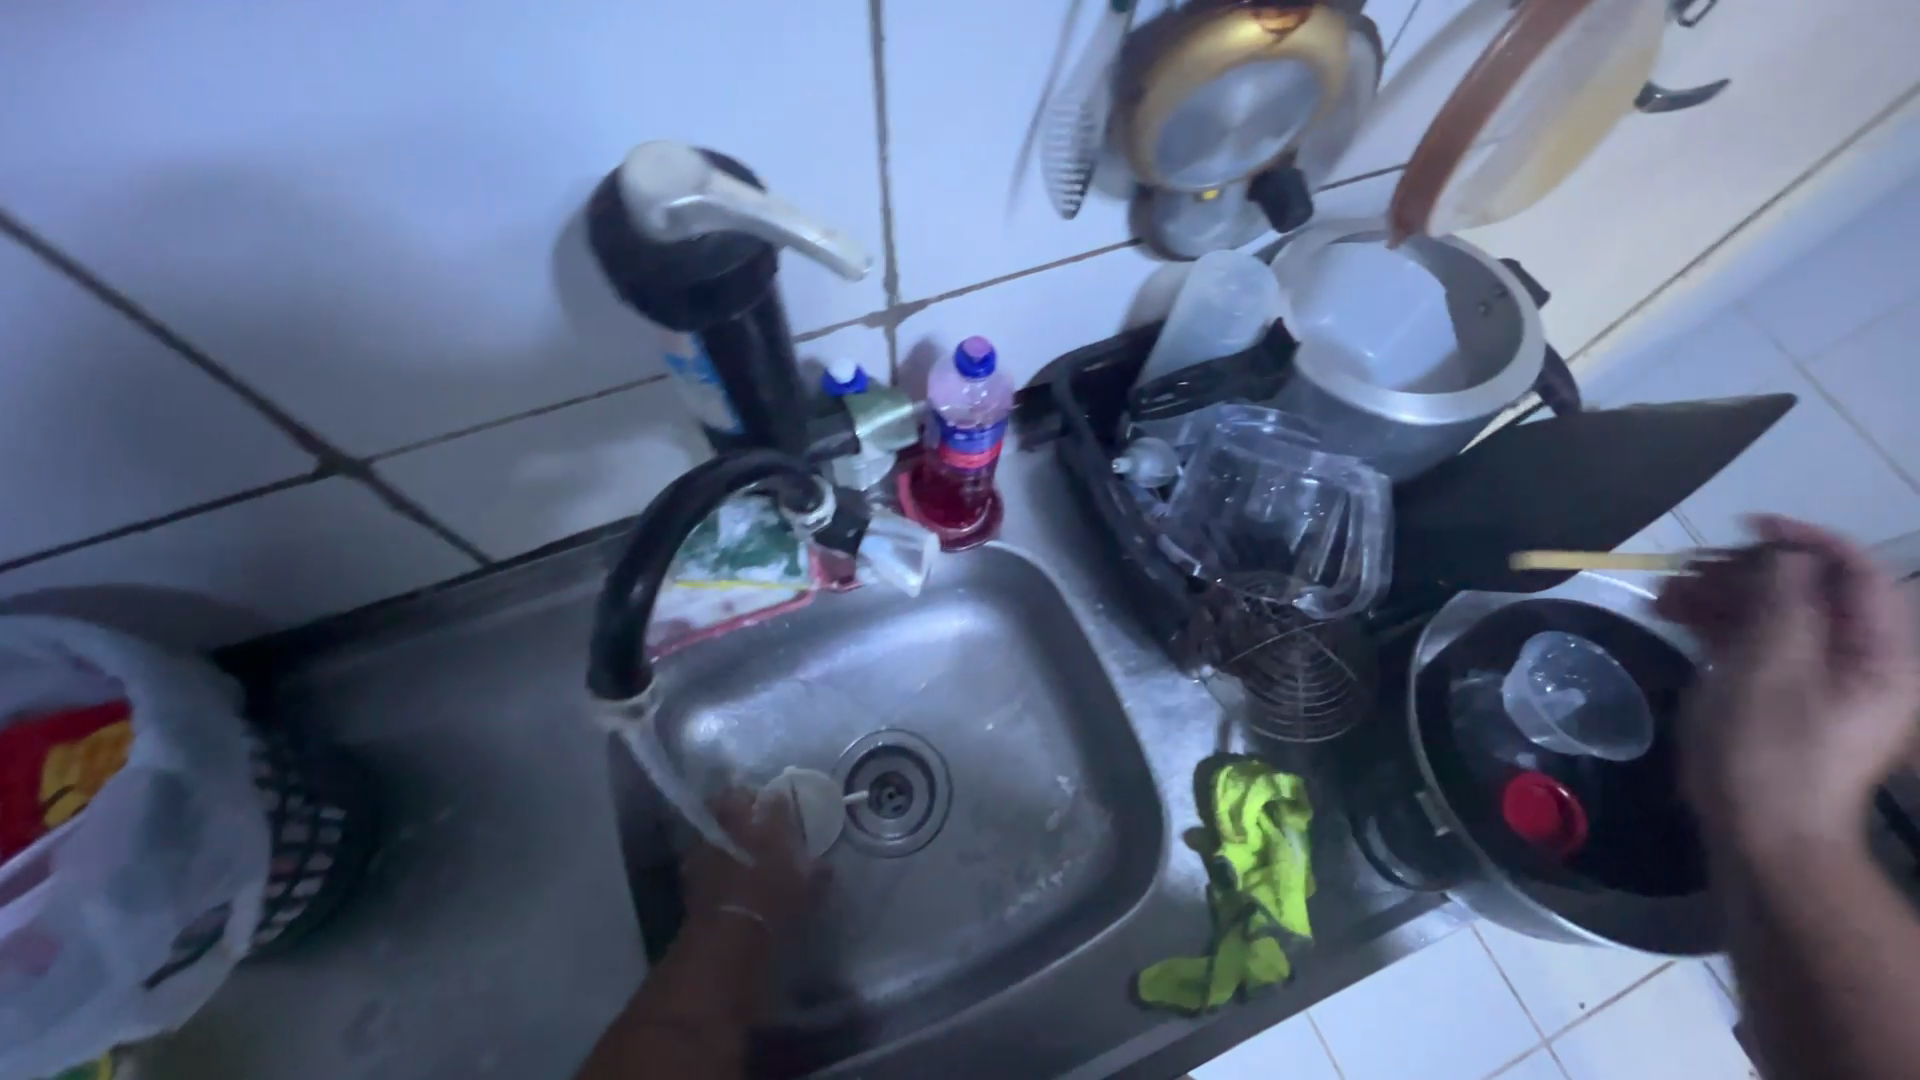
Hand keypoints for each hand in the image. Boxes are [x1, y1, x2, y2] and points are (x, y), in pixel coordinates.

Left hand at [682, 788, 823, 937]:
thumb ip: (817, 872)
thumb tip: (825, 867)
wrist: (728, 931)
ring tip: (730, 839)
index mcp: (769, 825)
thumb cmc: (775, 902)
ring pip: (713, 819)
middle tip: (748, 809)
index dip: (778, 801)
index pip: (775, 798)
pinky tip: (714, 867)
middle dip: (741, 797)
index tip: (781, 808)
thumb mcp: (808, 889)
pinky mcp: (691, 865)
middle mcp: (738, 825)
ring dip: (722, 825)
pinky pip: (700, 850)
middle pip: (734, 795)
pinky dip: (707, 855)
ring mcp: (711, 842)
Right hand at [1656, 516, 1919, 852]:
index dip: (1805, 540)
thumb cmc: (1770, 751)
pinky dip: (1713, 621)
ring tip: (1663, 592)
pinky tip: (1669, 614)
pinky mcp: (1776, 690)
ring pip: (1772, 612)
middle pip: (1809, 590)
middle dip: (1746, 570)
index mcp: (1881, 654)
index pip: (1857, 573)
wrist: (1761, 829)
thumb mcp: (1772, 672)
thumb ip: (1782, 606)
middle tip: (1685, 567)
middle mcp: (1858, 657)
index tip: (1744, 526)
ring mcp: (1815, 675)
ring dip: (1719, 594)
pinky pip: (1752, 639)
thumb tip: (1783, 555)